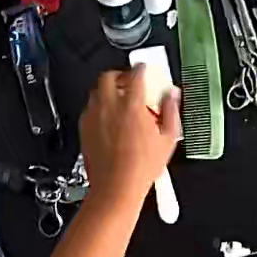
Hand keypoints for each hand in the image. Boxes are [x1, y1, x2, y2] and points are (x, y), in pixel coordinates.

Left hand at [78, 66, 179, 210]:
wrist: (116, 188)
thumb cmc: (140, 168)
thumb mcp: (168, 139)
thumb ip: (171, 111)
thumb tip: (172, 96)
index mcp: (131, 105)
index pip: (135, 74)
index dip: (141, 69)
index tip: (143, 69)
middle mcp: (109, 106)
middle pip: (108, 76)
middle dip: (120, 74)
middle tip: (129, 80)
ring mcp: (94, 117)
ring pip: (96, 91)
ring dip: (107, 90)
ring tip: (119, 98)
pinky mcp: (84, 128)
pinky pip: (89, 108)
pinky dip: (99, 107)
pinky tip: (109, 117)